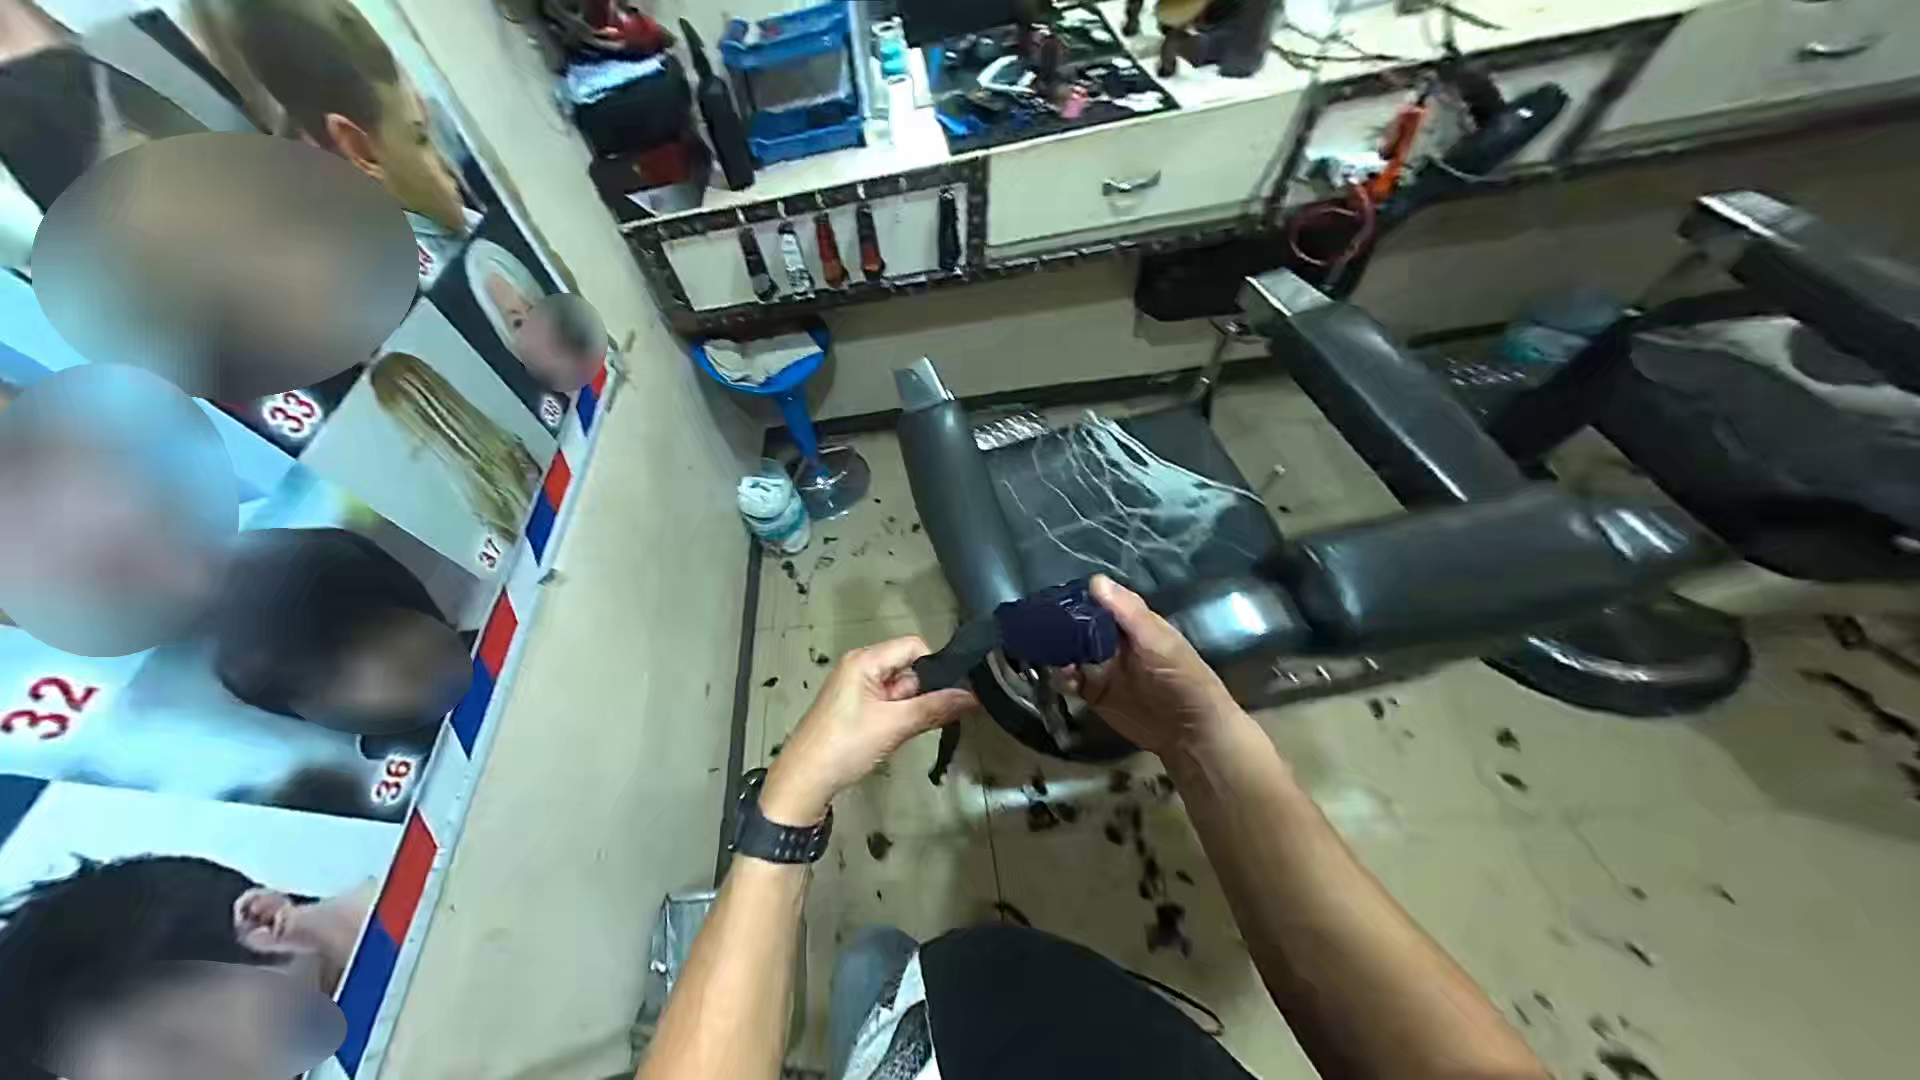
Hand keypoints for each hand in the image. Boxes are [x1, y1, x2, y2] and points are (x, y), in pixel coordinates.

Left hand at [761, 635, 976, 824]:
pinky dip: (898, 716)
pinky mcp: (855, 708)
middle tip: (925, 719)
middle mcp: (860, 666)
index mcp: (865, 660)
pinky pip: (888, 703)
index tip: (947, 695)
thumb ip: (935, 708)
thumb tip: (973, 697)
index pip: (913, 646)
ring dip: (911, 708)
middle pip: (908, 667)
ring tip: (906, 731)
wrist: (803, 783)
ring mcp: (856, 688)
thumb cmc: (845, 746)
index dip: (934, 666)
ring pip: (900, 688)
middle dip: (922, 692)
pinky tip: (896, 735)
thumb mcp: (894, 725)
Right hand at [1058, 575, 1245, 758]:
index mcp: (1130, 623)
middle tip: (1042, 626)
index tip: (1055, 598)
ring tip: (1052, 655)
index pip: (1098, 602)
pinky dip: (1061, 677)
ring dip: (1058, 652)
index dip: (1077, 599)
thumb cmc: (1182, 678)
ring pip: (1069, 653)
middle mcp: (1112, 642)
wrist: (1191, 733)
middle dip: (1060, 626)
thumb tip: (1095, 581)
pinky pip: (1070, 680)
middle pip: (1078, 627)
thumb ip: (1128, 613)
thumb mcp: (1158, 641)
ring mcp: (1101, 668)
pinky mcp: (1093, 693)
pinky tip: (1064, 678)